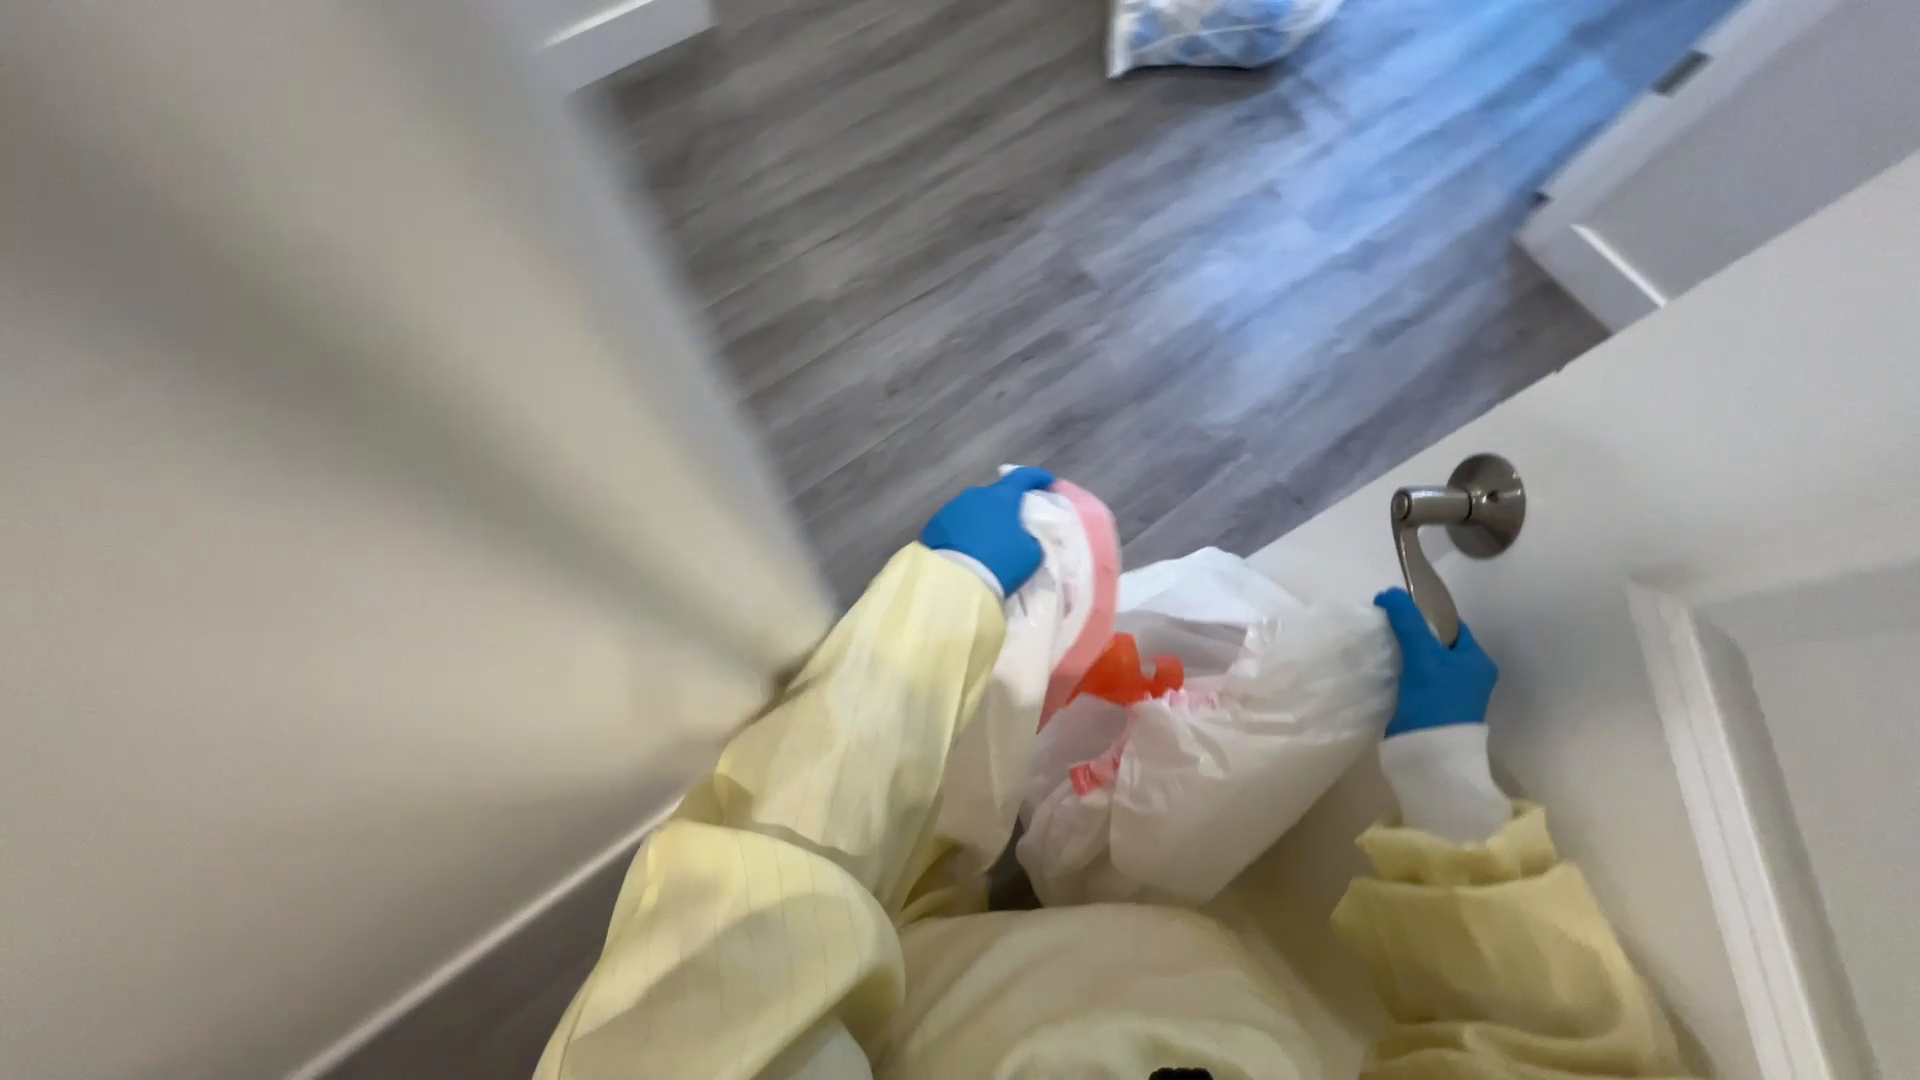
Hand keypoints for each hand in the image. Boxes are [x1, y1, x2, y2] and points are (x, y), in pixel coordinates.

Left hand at [920, 467, 1055, 595]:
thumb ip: (1032, 537)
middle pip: (996, 493)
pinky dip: (965, 530)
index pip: (1022, 476)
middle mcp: (975, 495)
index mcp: (1002, 497)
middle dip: (1007, 503)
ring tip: (989, 538)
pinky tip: (968, 548)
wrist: (955, 584)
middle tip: (1015, 520)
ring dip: (984, 518)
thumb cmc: (1000, 564)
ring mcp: (952, 508)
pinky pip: (957, 522)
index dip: (1037, 477)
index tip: (1046, 482)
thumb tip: (1025, 535)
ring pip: (974, 508)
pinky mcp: (934, 524)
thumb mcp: (1031, 554)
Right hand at [1374, 587, 1497, 737]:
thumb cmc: (1435, 702)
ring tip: (1379, 644)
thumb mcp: (1423, 656)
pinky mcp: (1428, 707)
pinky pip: (1412, 678)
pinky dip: (1397, 671)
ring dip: (1401, 653)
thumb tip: (1389, 592)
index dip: (1426, 614)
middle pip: (1434, 643)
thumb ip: (1408, 622)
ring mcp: (1448, 694)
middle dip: (1410, 634)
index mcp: (1478, 662)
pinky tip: (1380, 668)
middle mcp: (1467, 676)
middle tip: (1383, 626)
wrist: (1429, 755)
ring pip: (1421, 661)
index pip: (1452, 626)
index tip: (1397, 610)